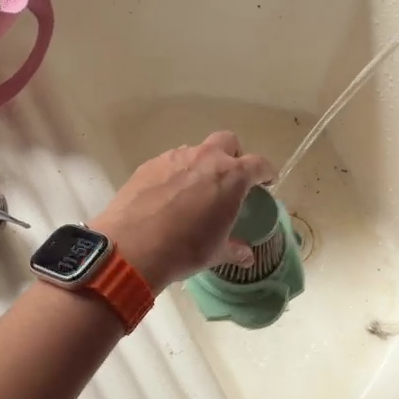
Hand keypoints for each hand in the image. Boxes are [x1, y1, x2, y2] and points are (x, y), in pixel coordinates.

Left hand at [91, 131, 276, 288]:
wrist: (132, 248)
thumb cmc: (184, 249)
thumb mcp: (215, 252)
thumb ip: (234, 249)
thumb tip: (247, 256)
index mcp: (230, 176)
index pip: (258, 164)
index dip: (266, 172)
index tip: (267, 181)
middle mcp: (205, 158)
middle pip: (227, 142)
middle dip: (233, 156)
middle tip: (230, 180)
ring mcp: (174, 158)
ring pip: (196, 151)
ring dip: (202, 165)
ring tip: (196, 192)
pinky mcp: (149, 165)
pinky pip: (170, 163)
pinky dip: (176, 174)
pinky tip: (169, 197)